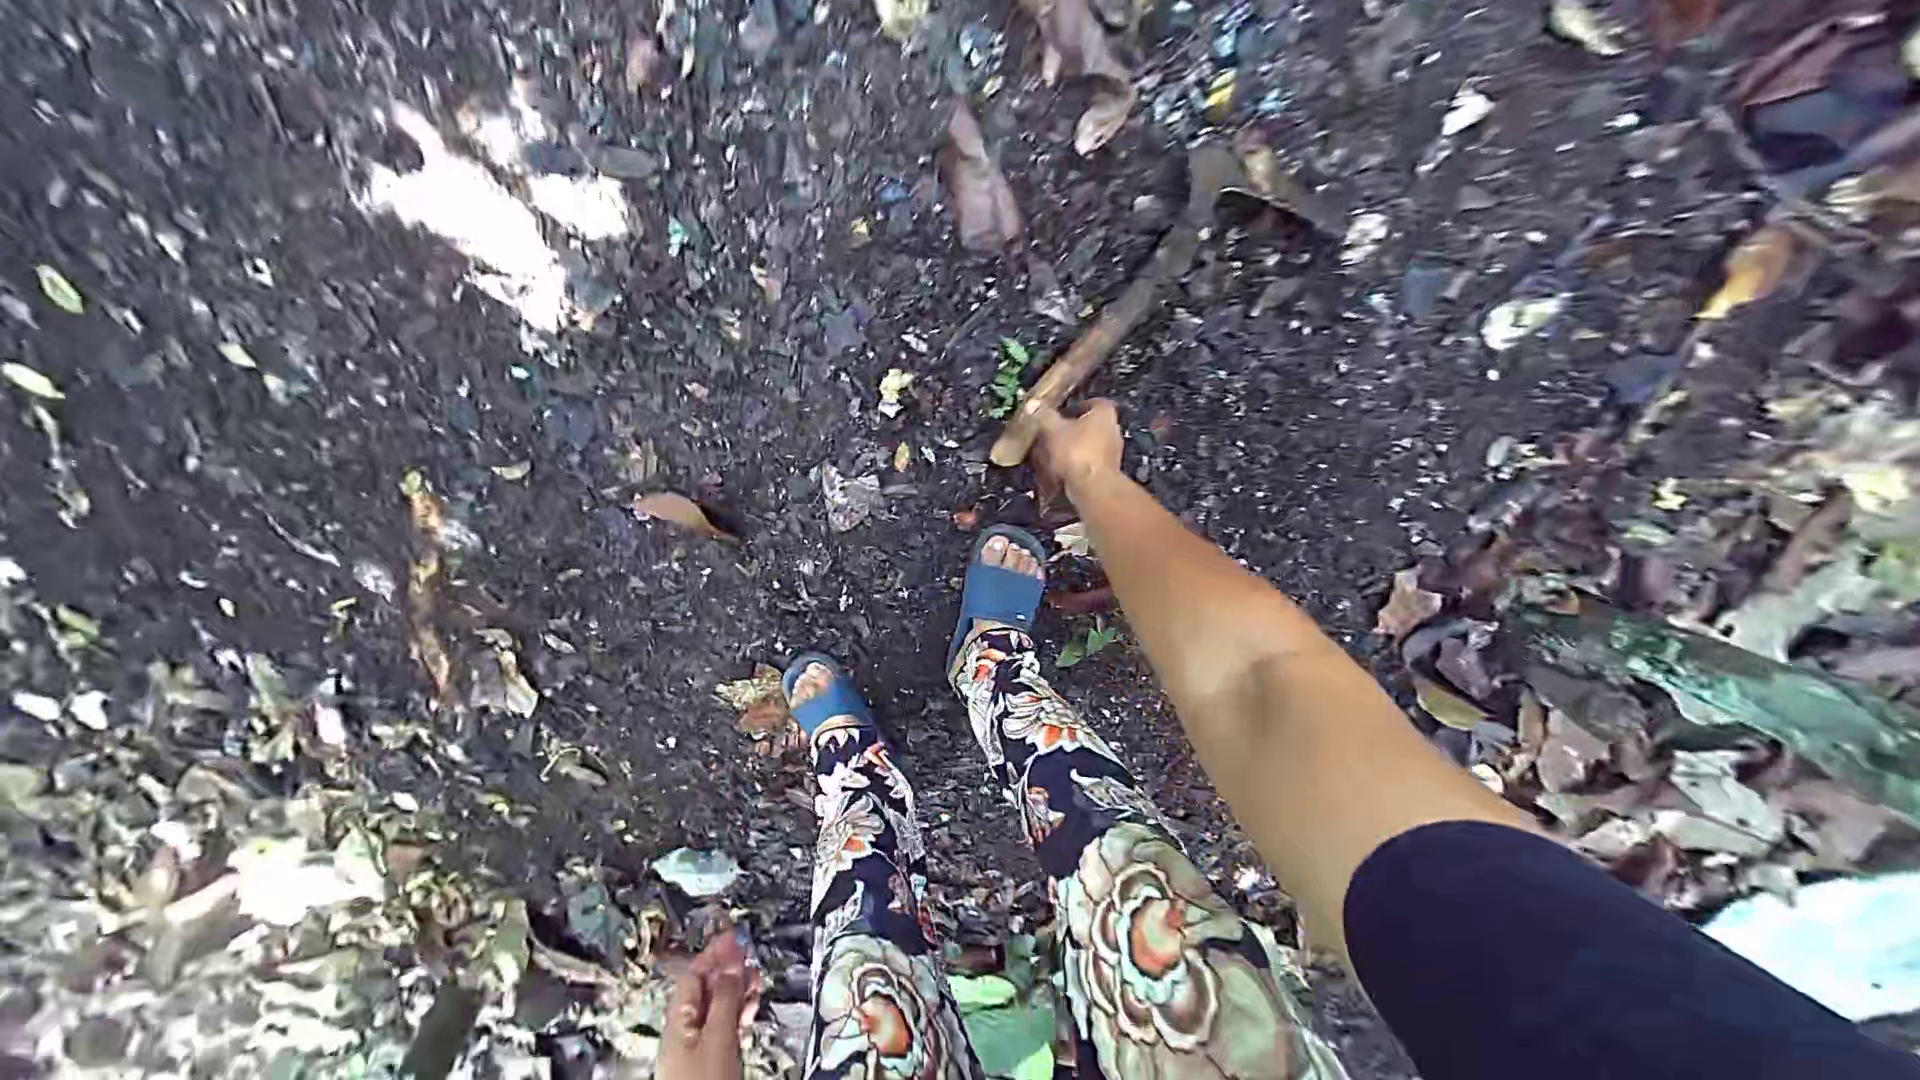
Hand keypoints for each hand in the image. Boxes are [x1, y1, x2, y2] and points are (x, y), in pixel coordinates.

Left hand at [658, 926, 759, 1079]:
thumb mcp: (718, 1035)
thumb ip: (725, 996)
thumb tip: (731, 960)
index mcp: (677, 1023)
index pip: (693, 975)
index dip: (714, 953)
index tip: (734, 935)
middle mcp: (683, 1034)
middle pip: (704, 990)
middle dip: (727, 970)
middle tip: (750, 957)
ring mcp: (696, 1050)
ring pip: (716, 1008)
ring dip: (736, 990)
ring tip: (755, 980)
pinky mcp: (711, 1064)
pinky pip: (723, 1027)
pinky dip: (738, 1012)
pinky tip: (750, 1009)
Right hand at [1035, 400, 1122, 490]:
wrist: (1092, 487)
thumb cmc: (1076, 451)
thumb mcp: (1054, 430)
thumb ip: (1044, 416)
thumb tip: (1033, 404)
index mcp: (1105, 414)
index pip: (1093, 402)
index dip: (1077, 406)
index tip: (1061, 413)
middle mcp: (1114, 430)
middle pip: (1092, 425)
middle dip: (1074, 428)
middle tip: (1055, 432)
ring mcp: (1113, 452)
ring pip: (1091, 444)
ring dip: (1076, 447)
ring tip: (1055, 452)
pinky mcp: (1108, 471)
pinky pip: (1091, 461)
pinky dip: (1078, 462)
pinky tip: (1063, 469)